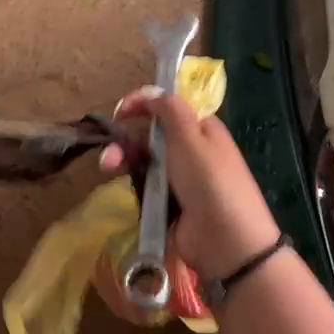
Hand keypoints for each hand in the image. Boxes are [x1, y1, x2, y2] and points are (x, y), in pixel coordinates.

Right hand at [100, 89, 283, 281]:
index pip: (168, 107)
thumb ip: (169, 108)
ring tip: (108, 168)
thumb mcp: (191, 135)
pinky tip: (122, 185)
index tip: (121, 111)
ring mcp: (179, 178)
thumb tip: (152, 91)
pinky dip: (132, 181)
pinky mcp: (169, 203)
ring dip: (123, 159)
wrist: (225, 241)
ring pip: (143, 160)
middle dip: (126, 138)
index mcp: (201, 128)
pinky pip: (144, 185)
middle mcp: (189, 150)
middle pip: (150, 135)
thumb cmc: (209, 180)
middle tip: (110, 150)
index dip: (144, 104)